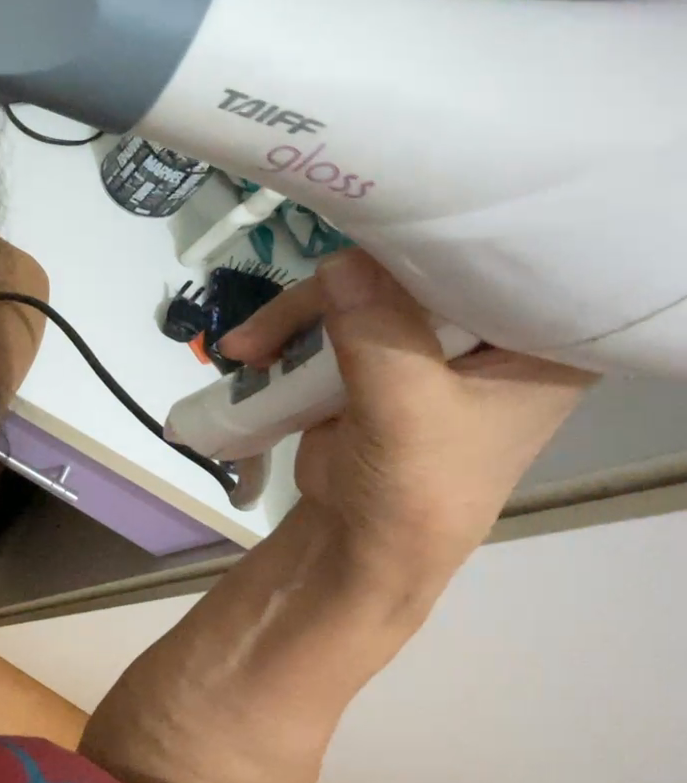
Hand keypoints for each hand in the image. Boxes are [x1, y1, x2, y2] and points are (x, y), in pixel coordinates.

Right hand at [220, 251, 594, 570]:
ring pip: (356, 296)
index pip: (495, 263)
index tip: (367, 241)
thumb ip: (377, 335)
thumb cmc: (415, 487)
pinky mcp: (373, 358)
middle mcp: (488, 333)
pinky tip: (251, 353)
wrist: (360, 541)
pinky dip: (286, 335)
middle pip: (406, 276)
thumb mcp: (404, 411)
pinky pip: (328, 323)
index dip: (434, 247)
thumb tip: (338, 263)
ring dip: (291, 319)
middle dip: (329, 296)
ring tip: (242, 351)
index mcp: (540, 340)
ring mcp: (424, 345)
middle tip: (267, 331)